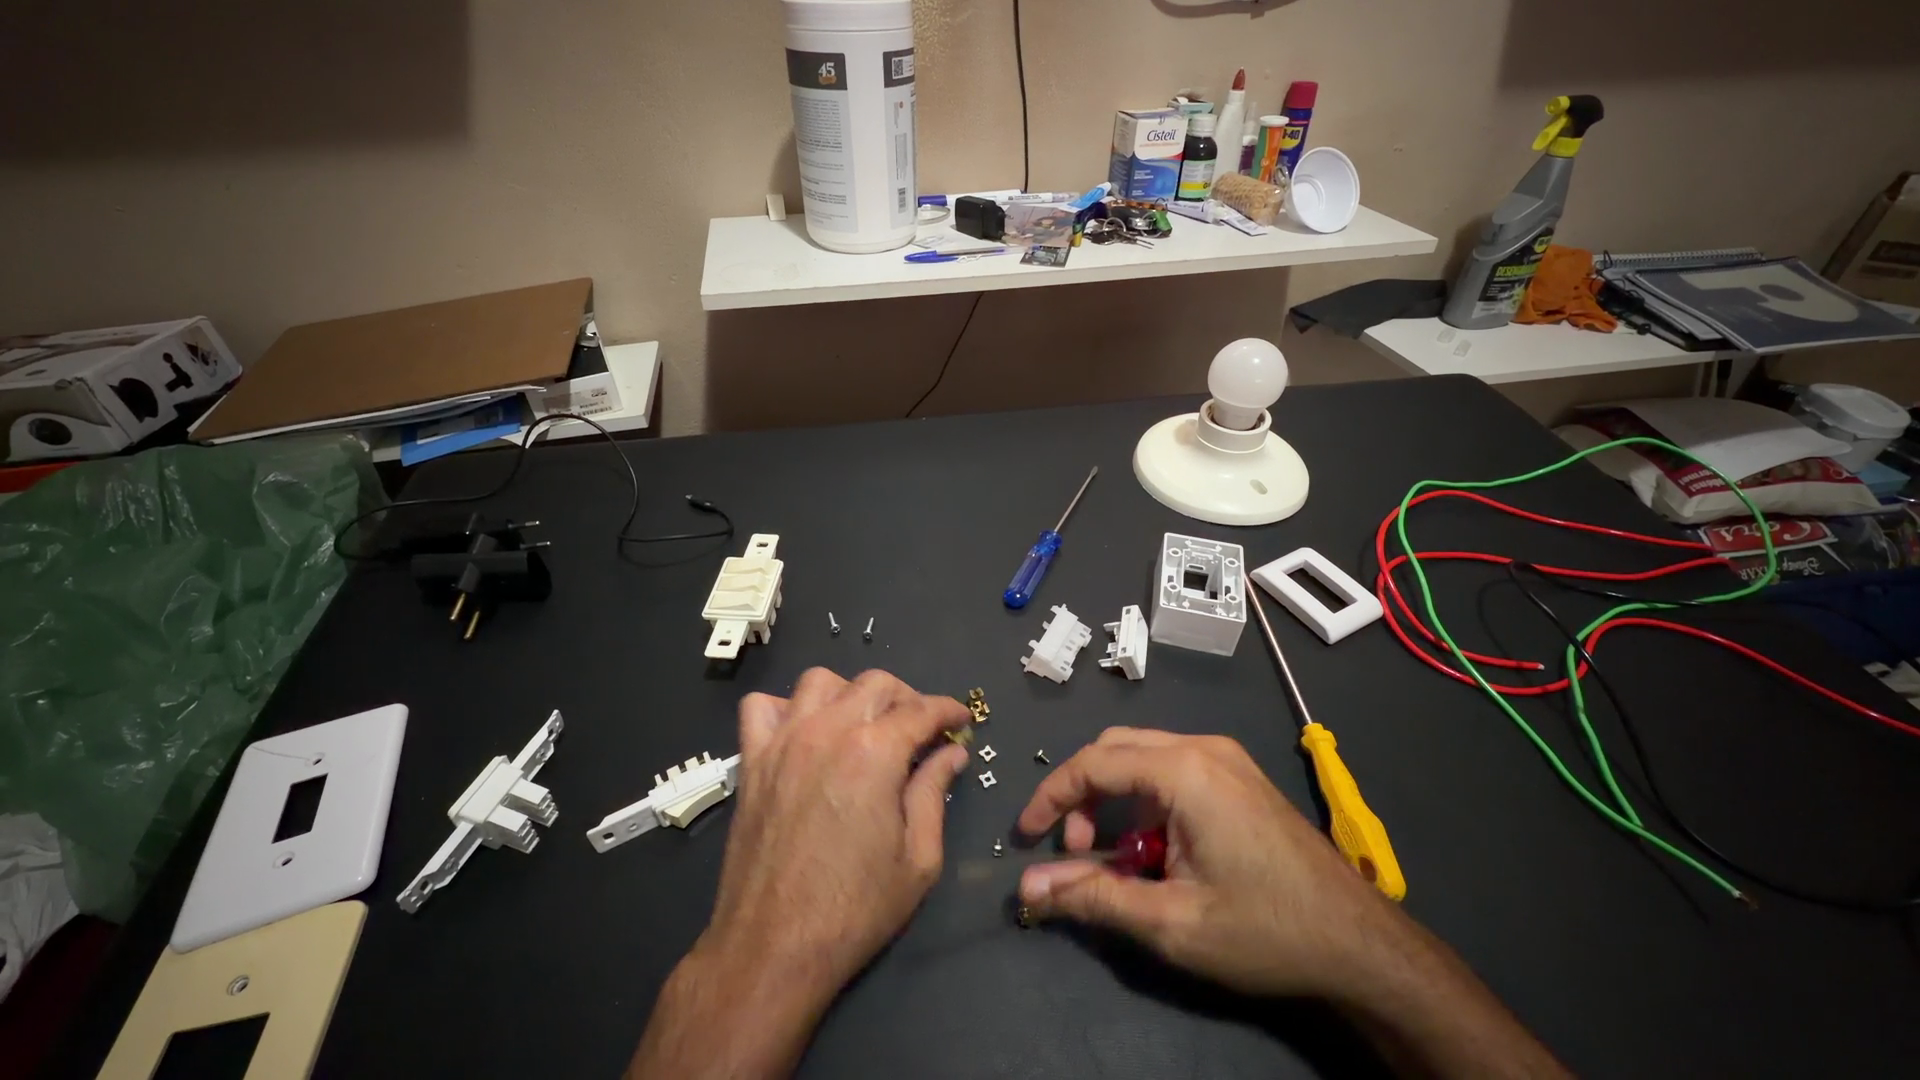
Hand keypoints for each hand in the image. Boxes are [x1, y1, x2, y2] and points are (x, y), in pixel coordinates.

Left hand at [629, 669, 970, 1078]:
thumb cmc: (856, 909)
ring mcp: (783, 741)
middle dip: (907, 698)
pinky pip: (762, 706)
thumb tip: (950, 755)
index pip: (922, 709)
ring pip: (820, 681)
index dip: (949, 712)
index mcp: (875, 752)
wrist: (773, 946)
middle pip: (875, 684)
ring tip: (864, 725)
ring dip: (850, 694)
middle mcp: (828, 730)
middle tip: (921, 731)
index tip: (962, 722)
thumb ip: (934, 794)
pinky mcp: (752, 760)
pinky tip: (804, 734)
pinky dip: (787, 708)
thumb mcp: (918, 858)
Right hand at [1015, 727, 1394, 1001]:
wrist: (1361, 945)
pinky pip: (1173, 772)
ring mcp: (1227, 760)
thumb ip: (1092, 896)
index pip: (1092, 763)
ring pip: (1143, 759)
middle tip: (1075, 853)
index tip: (1025, 837)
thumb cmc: (1264, 931)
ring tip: (1115, 861)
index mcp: (1185, 771)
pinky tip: (1156, 853)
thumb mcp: (1169, 921)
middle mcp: (1204, 749)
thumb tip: (1028, 886)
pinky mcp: (1240, 779)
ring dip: (1114, 801)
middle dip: (1082, 797)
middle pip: (1115, 750)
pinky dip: (1145, 804)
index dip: (1050, 797)